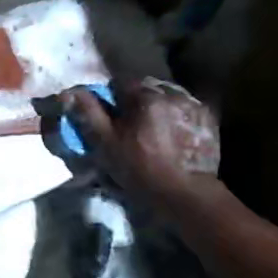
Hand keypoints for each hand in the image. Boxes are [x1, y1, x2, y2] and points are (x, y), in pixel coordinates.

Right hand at [61, 77, 220, 205]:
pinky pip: (186, 109)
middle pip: (145, 89)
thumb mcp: (107, 144)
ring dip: (158, 109)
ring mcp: (193, 103)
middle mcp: (171, 91)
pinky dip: (178, 118)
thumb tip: (68, 92)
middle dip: (136, 103)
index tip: (110, 121)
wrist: (185, 194)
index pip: (119, 83)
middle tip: (132, 129)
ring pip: (167, 97)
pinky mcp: (208, 118)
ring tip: (155, 134)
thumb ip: (88, 114)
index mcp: (144, 95)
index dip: (111, 101)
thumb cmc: (141, 170)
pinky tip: (175, 138)